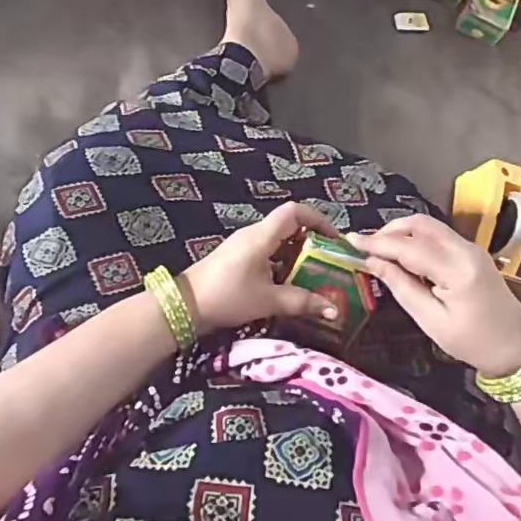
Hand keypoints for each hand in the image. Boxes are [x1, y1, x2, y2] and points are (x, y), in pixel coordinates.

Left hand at [183, 202, 345, 332]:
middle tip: (328, 261)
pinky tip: (289, 284)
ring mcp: (243, 246)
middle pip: (288, 225)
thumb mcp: (268, 301)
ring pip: (277, 241)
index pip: (294, 212)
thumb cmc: (227, 296)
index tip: (334, 239)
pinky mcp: (237, 258)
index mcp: (261, 236)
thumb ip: (302, 302)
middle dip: (311, 241)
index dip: (318, 219)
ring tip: (314, 275)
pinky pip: (266, 252)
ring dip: (296, 254)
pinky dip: (281, 263)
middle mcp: (253, 234)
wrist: (186, 305)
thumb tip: (334, 309)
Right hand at [348, 214, 520, 376]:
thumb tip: (373, 262)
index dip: (377, 242)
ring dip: (402, 231)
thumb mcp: (431, 321)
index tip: (350, 241)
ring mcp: (471, 248)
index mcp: (456, 270)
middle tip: (365, 246)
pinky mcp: (471, 252)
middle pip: (420, 224)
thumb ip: (401, 287)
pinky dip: (415, 237)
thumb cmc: (473, 342)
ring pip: (429, 225)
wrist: (518, 347)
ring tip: (379, 249)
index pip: (408, 246)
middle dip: (388, 230)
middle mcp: (465, 250)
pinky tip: (402, 254)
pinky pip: (438, 235)